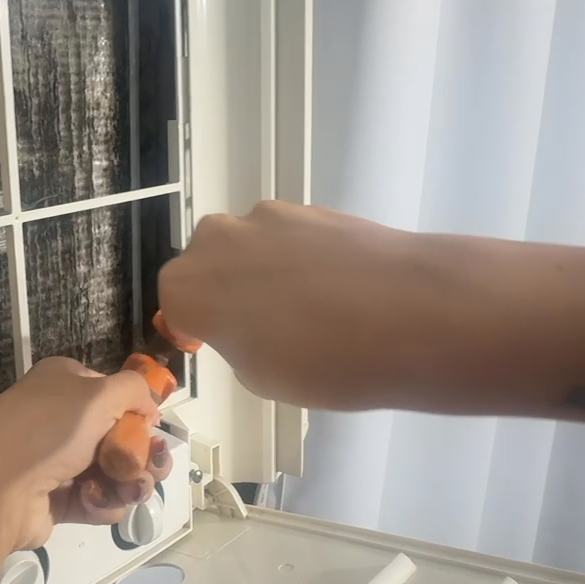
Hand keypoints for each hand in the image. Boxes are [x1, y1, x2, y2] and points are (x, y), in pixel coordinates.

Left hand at [0, 357, 172, 552]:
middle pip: (118, 435)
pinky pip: (95, 500)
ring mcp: (55, 460)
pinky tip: (95, 504)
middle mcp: (59, 418)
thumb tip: (150, 407)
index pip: (112, 391)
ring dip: (127, 482)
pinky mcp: (55, 500)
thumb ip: (134, 390)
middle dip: (141, 454)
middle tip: (151, 467)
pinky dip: (103, 504)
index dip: (136, 411)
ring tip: (128, 489)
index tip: (151, 429)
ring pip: (112, 471)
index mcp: (64, 382)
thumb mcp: (97, 394)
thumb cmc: (47, 430)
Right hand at [158, 201, 480, 408]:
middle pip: (205, 264)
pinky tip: (337, 288)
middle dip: (223, 290)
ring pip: (248, 245)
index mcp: (189, 286)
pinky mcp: (311, 208)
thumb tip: (247, 324)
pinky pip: (289, 236)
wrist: (411, 314)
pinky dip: (300, 257)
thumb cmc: (322, 362)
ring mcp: (265, 218)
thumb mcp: (259, 376)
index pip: (172, 304)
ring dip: (262, 270)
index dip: (193, 326)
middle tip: (260, 326)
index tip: (213, 343)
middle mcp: (216, 240)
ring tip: (309, 308)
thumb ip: (235, 341)